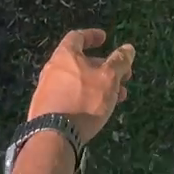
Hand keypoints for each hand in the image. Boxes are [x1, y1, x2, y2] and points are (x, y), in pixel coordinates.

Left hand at [29, 28, 134, 143]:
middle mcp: (52, 69)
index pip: (77, 36)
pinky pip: (68, 98)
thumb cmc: (84, 100)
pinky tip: (95, 111)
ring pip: (76, 82)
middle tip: (120, 78)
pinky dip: (84, 99)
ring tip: (115, 99)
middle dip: (102, 69)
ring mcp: (46, 91)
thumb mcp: (108, 78)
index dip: (92, 36)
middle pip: (80, 62)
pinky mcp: (44, 112)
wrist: (53, 138)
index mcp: (65, 55)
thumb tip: (128, 48)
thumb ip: (119, 62)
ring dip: (97, 87)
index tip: (105, 39)